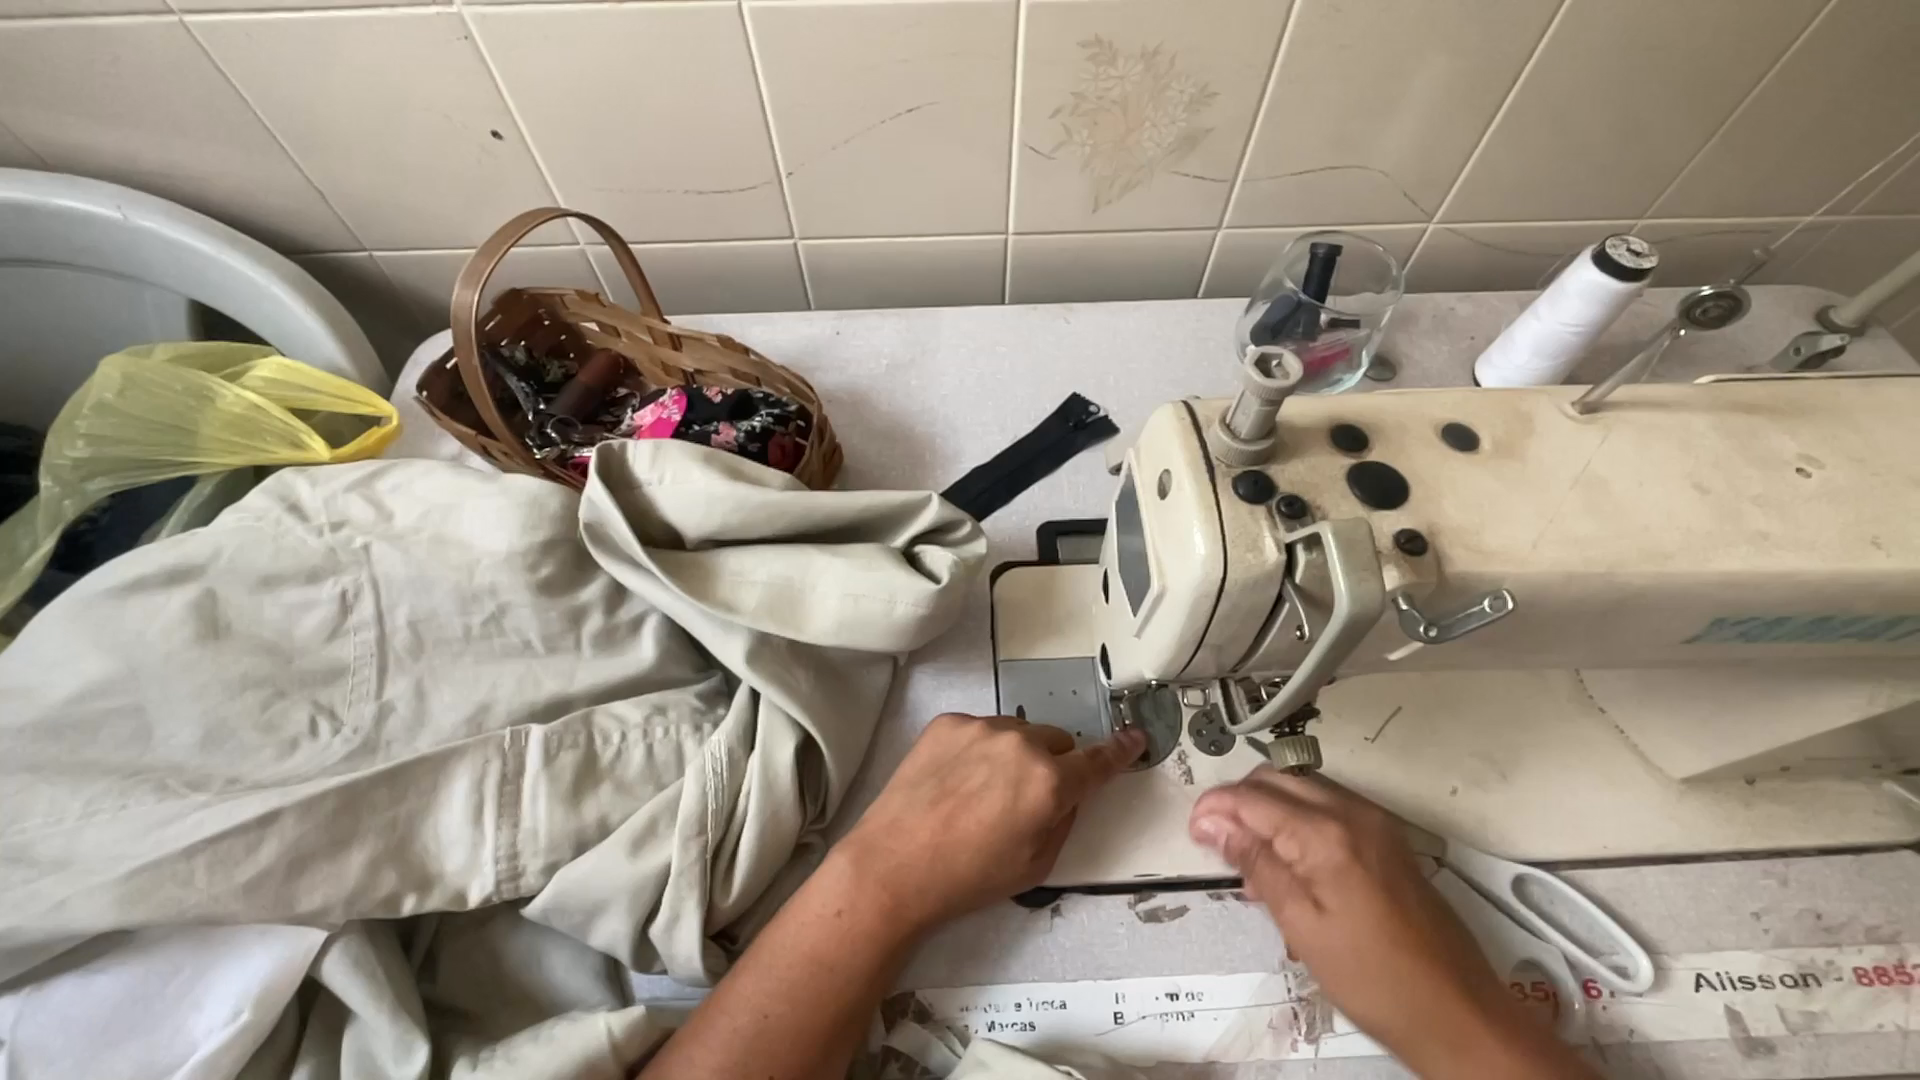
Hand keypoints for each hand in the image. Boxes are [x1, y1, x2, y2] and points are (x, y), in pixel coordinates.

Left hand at [836, 713, 1144, 935]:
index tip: (1134, 738)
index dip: (1120, 751)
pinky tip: (954, 781)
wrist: (893, 865)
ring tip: (980, 792)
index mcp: (1049, 783)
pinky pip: (979, 730)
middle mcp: (1020, 744)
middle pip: (1056, 741)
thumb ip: (1063, 821)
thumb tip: (1067, 795)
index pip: (1097, 761)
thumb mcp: (1036, 866)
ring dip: (1014, 754)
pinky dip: (978, 749)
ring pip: (1017, 732)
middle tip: (1024, 798)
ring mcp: (980, 728)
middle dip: (1052, 764)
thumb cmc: (968, 877)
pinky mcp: (947, 723)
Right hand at [1189, 769, 1596, 1079]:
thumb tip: (1214, 823)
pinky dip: (1296, 817)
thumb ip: (1257, 864)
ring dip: (1266, 806)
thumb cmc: (1373, 979)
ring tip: (1249, 857)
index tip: (1192, 834)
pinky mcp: (1388, 838)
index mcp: (1327, 833)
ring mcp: (1375, 821)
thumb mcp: (1302, 926)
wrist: (1461, 1015)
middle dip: (1237, 801)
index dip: (1215, 809)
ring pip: (1302, 787)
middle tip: (1216, 843)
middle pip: (1276, 778)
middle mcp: (1352, 811)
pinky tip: (1288, 859)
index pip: (1252, 798)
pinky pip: (1328, 806)